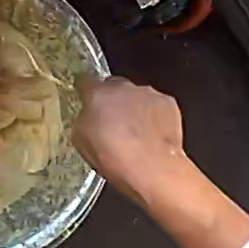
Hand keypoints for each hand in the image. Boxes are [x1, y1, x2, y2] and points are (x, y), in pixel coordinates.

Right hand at [72, 75, 189, 205]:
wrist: (150, 167)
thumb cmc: (114, 156)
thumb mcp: (81, 140)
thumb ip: (84, 120)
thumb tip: (88, 118)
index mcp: (97, 95)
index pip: (85, 80)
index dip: (84, 87)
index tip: (84, 92)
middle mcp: (122, 89)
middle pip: (113, 86)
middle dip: (111, 100)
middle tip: (111, 122)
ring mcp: (147, 94)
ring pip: (136, 95)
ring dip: (133, 108)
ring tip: (134, 133)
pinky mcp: (168, 104)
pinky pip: (156, 104)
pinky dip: (153, 115)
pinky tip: (150, 134)